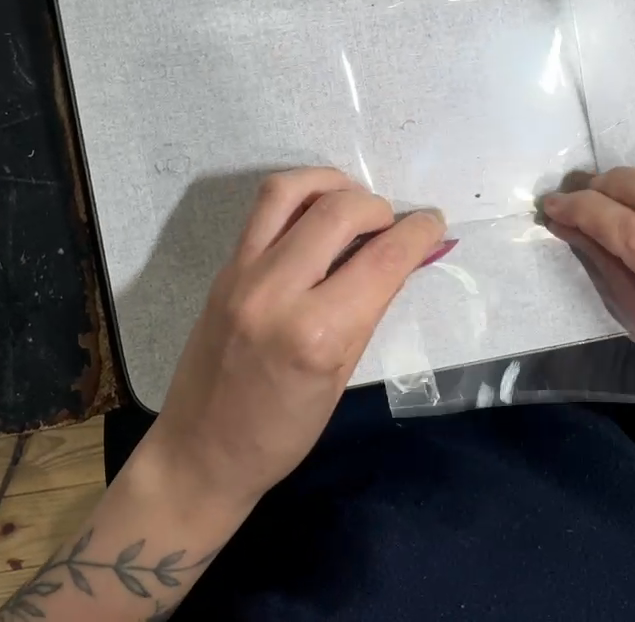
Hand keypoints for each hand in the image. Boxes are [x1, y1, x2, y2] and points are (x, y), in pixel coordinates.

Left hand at [140, 168, 446, 511]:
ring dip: (333, 183)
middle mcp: (277, 291)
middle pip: (340, 211)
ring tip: (354, 201)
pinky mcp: (224, 267)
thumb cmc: (282, 432)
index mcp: (317, 334)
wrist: (200, 452)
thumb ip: (372, 307)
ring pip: (291, 190)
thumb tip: (405, 257)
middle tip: (392, 224)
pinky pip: (263, 209)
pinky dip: (299, 195)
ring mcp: (243, 273)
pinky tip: (318, 211)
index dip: (419, 232)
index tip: (434, 221)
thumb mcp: (342, 377)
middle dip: (379, 206)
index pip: (383, 260)